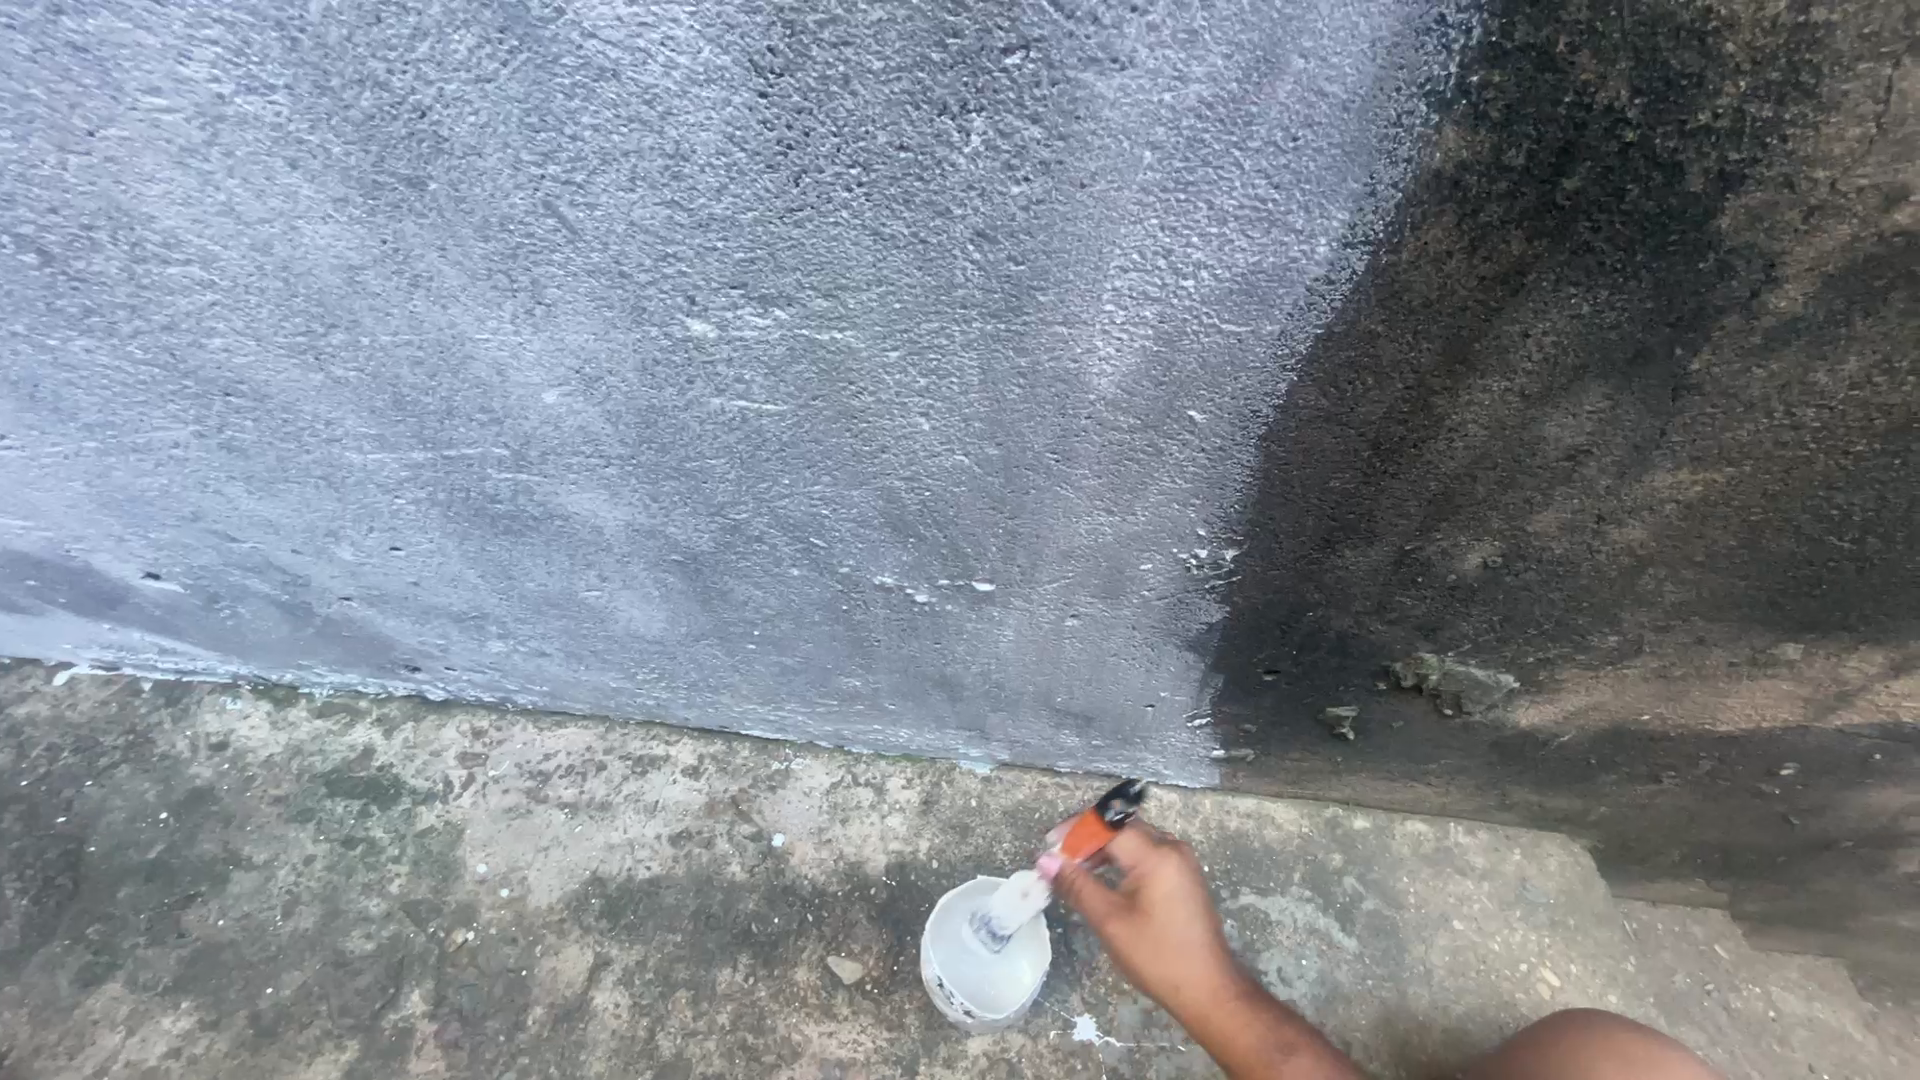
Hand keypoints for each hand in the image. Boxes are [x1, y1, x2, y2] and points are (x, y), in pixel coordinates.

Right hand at [1041, 819, 1366, 1079]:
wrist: (1209, 989)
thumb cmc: (1157, 956)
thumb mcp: (1110, 921)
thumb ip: (1077, 885)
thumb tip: (1045, 860)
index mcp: (1156, 854)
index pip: (1107, 825)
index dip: (1075, 830)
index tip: (1050, 846)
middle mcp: (1171, 847)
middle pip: (1120, 826)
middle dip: (1086, 838)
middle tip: (1059, 858)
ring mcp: (1181, 860)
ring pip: (1133, 838)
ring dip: (1103, 848)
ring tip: (1076, 870)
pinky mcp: (1184, 874)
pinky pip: (1147, 852)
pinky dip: (1122, 859)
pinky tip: (1104, 878)